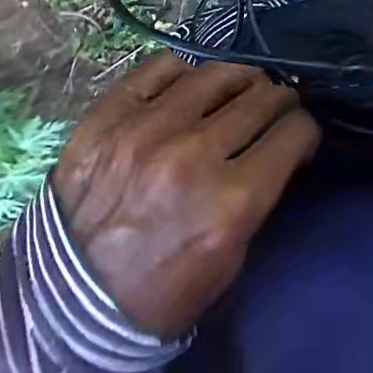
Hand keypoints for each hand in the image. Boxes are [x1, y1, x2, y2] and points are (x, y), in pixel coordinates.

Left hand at [51, 54, 320, 338]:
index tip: (299, 132)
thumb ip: (257, 195)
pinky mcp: (106, 117)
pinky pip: (159, 68)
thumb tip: (277, 144)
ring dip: (240, 78)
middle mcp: (192, 156)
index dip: (304, 129)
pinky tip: (191, 83)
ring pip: (215, 74)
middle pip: (260, 98)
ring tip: (241, 85)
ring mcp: (144, 130)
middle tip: (276, 104)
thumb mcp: (228, 259)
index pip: (292, 133)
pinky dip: (184, 71)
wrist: (68, 303)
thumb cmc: (159, 291)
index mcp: (230, 203)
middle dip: (279, 99)